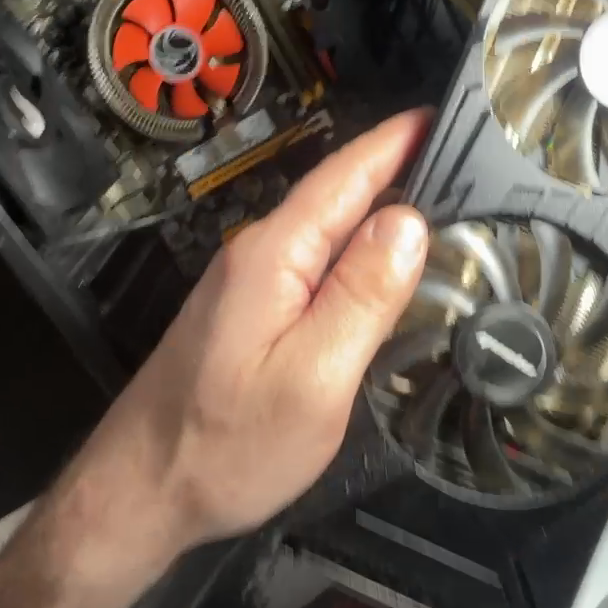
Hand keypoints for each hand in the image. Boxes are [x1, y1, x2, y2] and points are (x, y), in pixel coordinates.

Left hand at [76, 111, 430, 562]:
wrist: (142, 491)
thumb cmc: (227, 446)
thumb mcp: (314, 378)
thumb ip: (362, 297)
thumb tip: (409, 220)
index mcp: (275, 255)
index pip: (345, 177)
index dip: (396, 142)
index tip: (445, 115)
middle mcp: (257, 255)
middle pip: (336, 199)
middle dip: (397, 173)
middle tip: (465, 167)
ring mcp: (246, 285)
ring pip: (325, 234)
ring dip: (378, 214)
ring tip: (442, 209)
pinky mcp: (246, 314)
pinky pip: (311, 268)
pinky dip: (354, 256)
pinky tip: (382, 272)